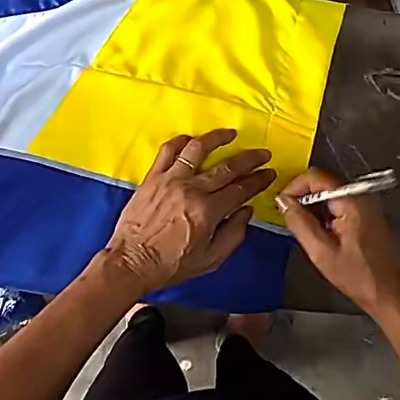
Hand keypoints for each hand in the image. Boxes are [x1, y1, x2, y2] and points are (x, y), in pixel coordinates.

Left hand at [97, 129, 275, 296]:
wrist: (131, 264)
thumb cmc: (171, 264)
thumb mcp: (212, 259)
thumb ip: (235, 234)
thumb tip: (247, 211)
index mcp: (209, 211)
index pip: (242, 189)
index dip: (259, 179)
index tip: (269, 173)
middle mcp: (192, 190)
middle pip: (228, 167)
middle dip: (250, 159)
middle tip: (263, 154)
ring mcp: (171, 180)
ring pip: (198, 149)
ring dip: (218, 139)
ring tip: (230, 134)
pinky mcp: (153, 178)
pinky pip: (168, 151)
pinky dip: (181, 141)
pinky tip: (192, 140)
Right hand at [278, 168, 399, 315]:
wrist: (386, 290)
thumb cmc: (357, 275)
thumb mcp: (320, 251)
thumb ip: (299, 222)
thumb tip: (283, 202)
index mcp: (352, 200)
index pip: (316, 176)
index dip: (294, 187)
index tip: (281, 203)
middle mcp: (362, 195)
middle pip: (324, 182)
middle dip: (302, 197)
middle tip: (289, 217)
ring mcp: (366, 203)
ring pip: (330, 193)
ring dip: (313, 206)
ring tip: (304, 229)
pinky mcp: (367, 212)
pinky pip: (340, 203)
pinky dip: (325, 213)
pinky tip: (321, 233)